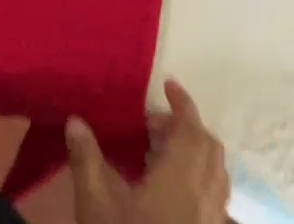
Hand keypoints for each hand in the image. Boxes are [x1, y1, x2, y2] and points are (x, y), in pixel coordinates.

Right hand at [67, 80, 229, 223]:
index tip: (168, 83)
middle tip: (151, 119)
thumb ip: (86, 157)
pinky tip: (168, 189)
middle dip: (186, 127)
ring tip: (158, 149)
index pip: (191, 132)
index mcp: (180, 181)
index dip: (183, 105)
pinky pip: (213, 197)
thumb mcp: (94, 201)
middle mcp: (206, 198)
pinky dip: (196, 178)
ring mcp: (212, 221)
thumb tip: (77, 120)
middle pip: (211, 151)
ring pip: (216, 175)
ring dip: (194, 152)